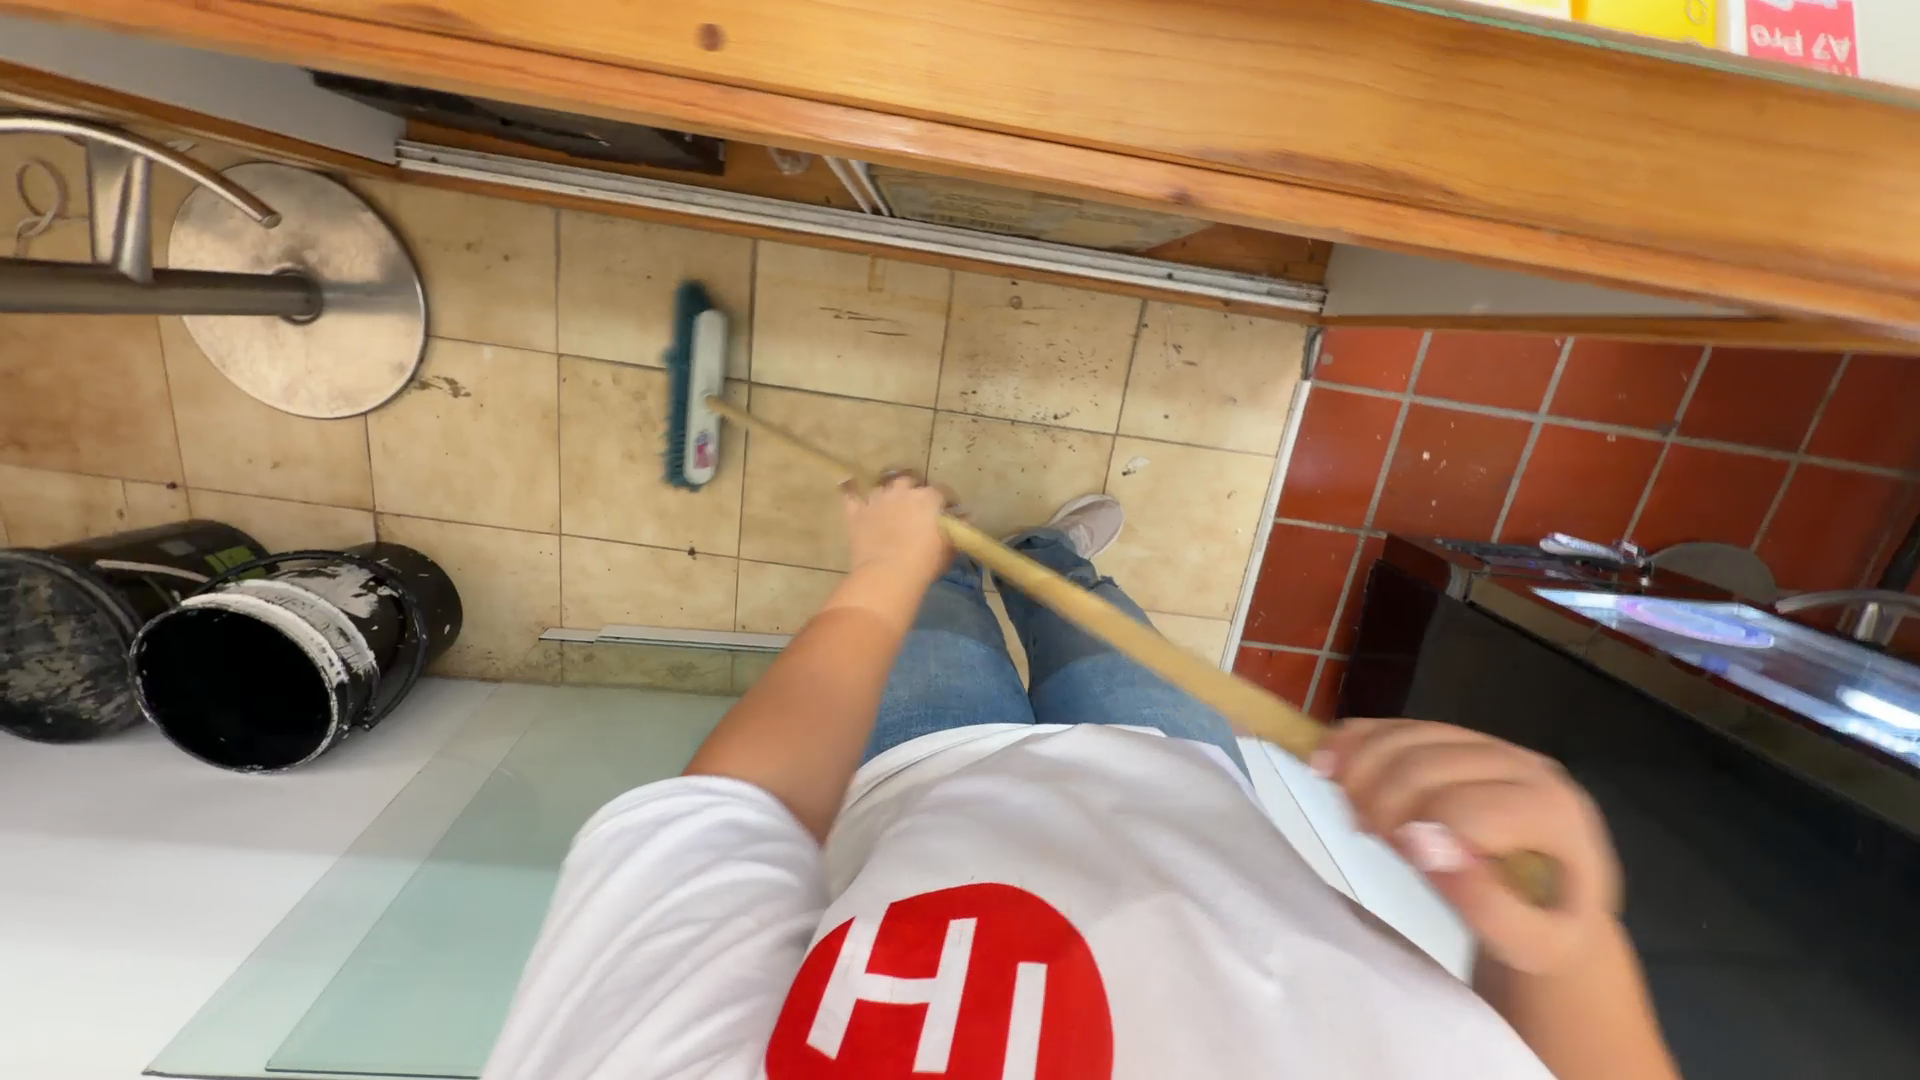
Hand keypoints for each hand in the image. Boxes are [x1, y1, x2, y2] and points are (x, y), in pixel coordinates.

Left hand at [840, 472, 952, 590]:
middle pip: (908, 482)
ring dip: (887, 495)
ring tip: (888, 506)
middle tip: (915, 507)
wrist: (888, 573)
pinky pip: (850, 496)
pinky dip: (852, 494)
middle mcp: (902, 492)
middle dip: (913, 491)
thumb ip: (955, 529)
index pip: (942, 491)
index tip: (948, 510)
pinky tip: (852, 492)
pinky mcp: (856, 512)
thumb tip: (960, 521)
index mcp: (928, 498)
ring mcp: (876, 500)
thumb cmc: (925, 562)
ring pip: (882, 488)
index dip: (946, 500)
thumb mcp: (949, 547)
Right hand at [1314, 719, 1621, 975]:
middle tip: (1369, 837)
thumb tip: (1427, 851)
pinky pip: (1388, 727)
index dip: (1420, 831)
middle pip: (1424, 766)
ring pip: (1400, 738)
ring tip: (1357, 814)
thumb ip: (1487, 906)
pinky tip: (1325, 767)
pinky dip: (1349, 742)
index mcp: (1551, 811)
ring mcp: (1481, 742)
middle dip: (1381, 803)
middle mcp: (1520, 763)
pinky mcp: (1448, 736)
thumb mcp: (1529, 942)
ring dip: (1359, 774)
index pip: (1466, 807)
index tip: (1403, 859)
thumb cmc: (1544, 926)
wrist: (1555, 901)